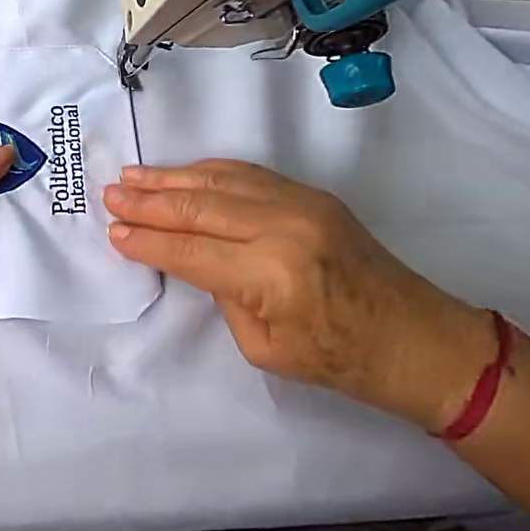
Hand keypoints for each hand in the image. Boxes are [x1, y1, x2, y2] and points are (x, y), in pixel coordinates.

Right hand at [103, 159, 496, 432]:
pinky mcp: (313, 196)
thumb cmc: (337, 358)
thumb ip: (222, 293)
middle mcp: (284, 229)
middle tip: (111, 194)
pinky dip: (206, 171)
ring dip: (169, 178)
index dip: (145, 240)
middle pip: (197, 207)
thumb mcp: (261, 345)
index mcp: (270, 275)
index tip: (113, 231)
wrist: (419, 340)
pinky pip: (246, 174)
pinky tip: (180, 174)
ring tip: (132, 176)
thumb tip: (191, 256)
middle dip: (147, 201)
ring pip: (218, 181)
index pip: (188, 250)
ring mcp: (302, 205)